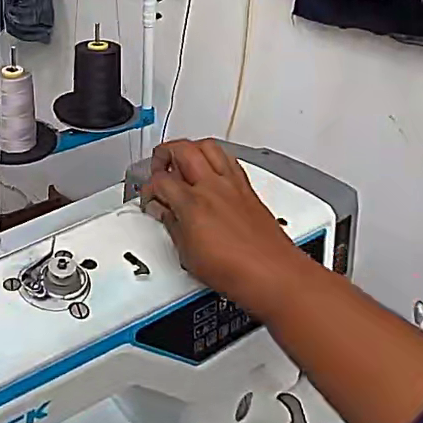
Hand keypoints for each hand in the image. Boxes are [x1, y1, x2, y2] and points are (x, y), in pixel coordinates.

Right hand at [140, 139, 317, 313]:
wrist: (273, 275)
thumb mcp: (188, 255)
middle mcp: (213, 187)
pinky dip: (214, 158)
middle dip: (164, 154)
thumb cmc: (237, 270)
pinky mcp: (248, 190)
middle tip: (159, 168)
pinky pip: (229, 160)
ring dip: (190, 150)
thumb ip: (173, 226)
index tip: (150, 199)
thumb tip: (165, 213)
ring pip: (208, 147)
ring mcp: (232, 185)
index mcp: (193, 203)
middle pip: (182, 149)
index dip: (149, 189)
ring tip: (183, 161)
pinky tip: (210, 170)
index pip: (161, 181)